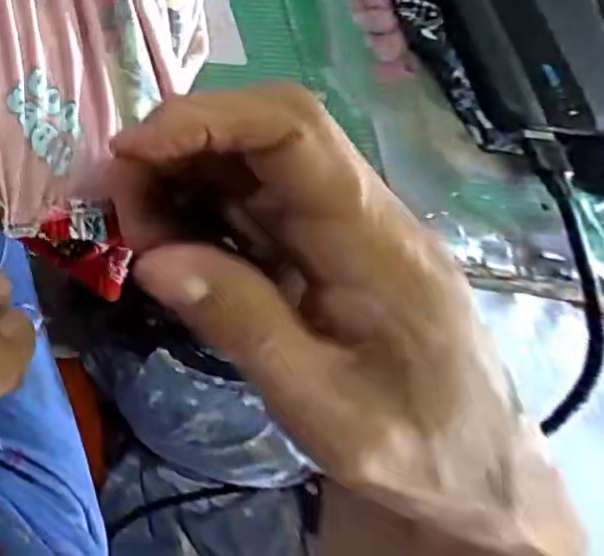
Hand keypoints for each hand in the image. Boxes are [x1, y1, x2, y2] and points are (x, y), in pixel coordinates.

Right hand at [102, 85, 583, 555]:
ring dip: (168, 179)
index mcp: (372, 238)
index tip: (130, 151)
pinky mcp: (297, 233)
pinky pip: (225, 190)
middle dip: (172, 146)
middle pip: (252, 125)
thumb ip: (244, 328)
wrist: (477, 483)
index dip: (201, 120)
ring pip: (229, 154)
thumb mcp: (330, 414)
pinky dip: (178, 203)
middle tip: (126, 204)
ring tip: (145, 240)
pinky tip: (167, 248)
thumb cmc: (416, 453)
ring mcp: (320, 218)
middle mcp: (348, 208)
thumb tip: (152, 261)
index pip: (289, 129)